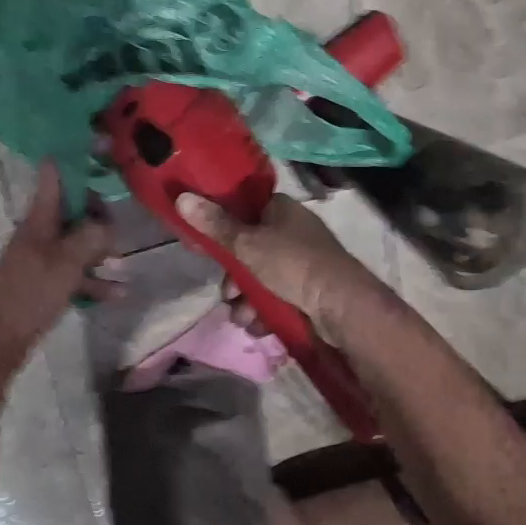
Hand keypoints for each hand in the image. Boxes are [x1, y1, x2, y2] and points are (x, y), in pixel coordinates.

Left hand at [0, 163, 116, 368]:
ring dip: (100, 249)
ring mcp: (44, 254)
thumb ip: (89, 238)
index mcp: (42, 215)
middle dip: (99, 217)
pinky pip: (77, 271)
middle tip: (114, 237)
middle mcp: (42, 228)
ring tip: (121, 263)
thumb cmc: (30, 291)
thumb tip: (105, 226)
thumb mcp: (66, 261)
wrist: (0, 334)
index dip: (76, 157)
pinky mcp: (48, 279)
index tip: (101, 147)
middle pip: (75, 208)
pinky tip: (119, 292)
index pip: (56, 173)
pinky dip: (96, 279)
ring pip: (79, 240)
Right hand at [175, 192, 383, 337]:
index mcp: (281, 208)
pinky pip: (278, 295)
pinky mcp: (312, 290)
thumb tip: (180, 197)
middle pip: (249, 247)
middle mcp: (293, 230)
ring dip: (246, 300)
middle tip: (226, 294)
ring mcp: (305, 261)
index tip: (208, 246)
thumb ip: (214, 225)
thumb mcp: (247, 244)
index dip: (223, 226)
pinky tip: (259, 327)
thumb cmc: (293, 264)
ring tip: (242, 319)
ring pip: (261, 276)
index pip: (244, 208)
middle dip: (233, 277)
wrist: (345, 308)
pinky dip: (265, 311)